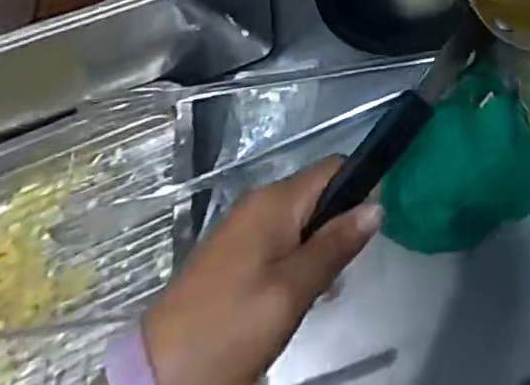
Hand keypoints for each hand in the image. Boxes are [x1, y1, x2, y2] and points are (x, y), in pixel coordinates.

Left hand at [142, 158, 380, 384]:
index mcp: (274, 201)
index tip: (371, 225)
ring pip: (303, 221)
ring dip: (319, 248)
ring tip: (319, 287)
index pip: (336, 167)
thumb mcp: (292, 290)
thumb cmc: (229, 327)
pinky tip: (294, 295)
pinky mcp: (230, 257)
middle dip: (339, 225)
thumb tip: (377, 206)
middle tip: (343, 267)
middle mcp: (257, 204)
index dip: (361, 186)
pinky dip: (296, 261)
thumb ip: (336, 244)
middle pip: (320, 194)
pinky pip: (280, 242)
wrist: (151, 380)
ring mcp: (240, 231)